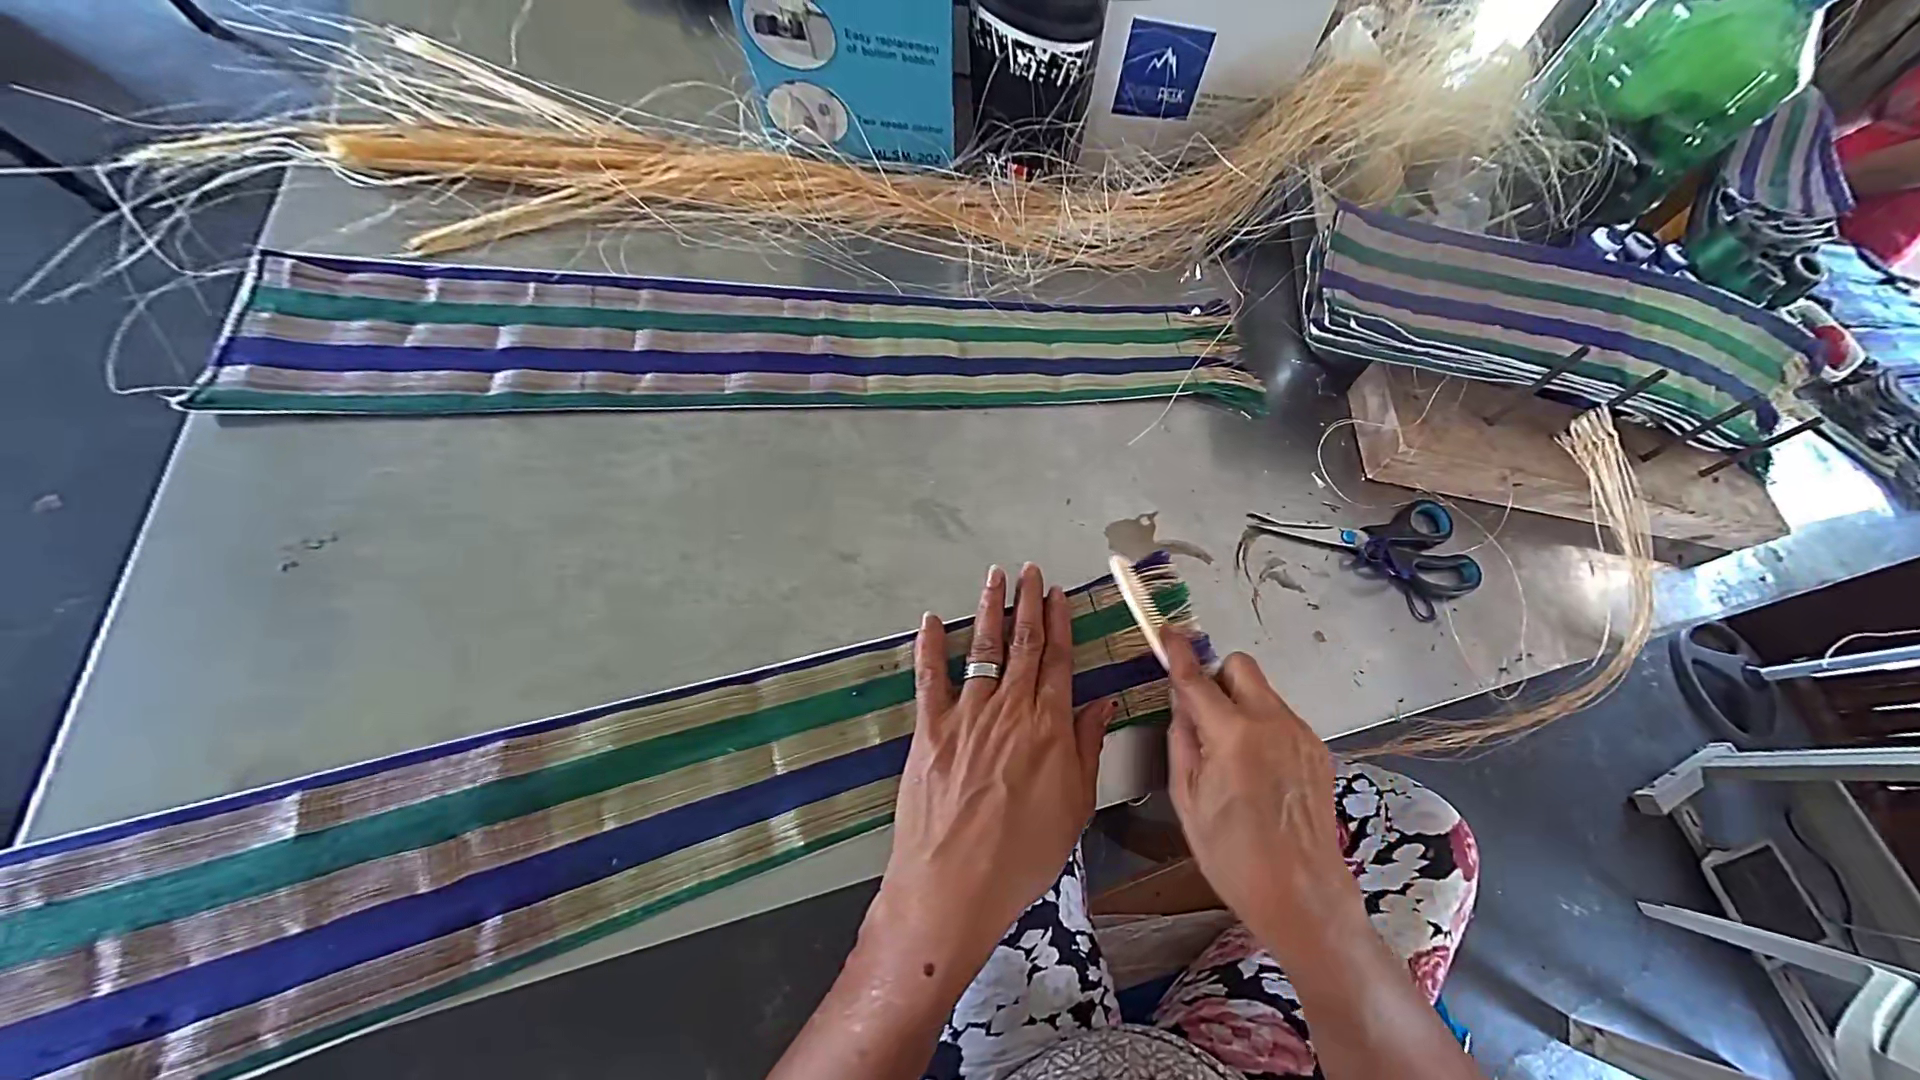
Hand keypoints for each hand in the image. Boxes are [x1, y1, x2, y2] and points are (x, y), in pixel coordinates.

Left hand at [867, 563, 1116, 977]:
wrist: (955, 883)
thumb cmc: (1023, 853)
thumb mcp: (1074, 807)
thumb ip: (1087, 748)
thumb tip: (1102, 703)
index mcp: (1049, 728)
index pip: (1058, 662)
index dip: (1059, 624)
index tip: (1058, 595)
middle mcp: (1010, 711)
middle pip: (1024, 646)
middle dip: (1028, 604)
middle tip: (1030, 571)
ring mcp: (967, 716)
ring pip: (984, 651)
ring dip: (990, 611)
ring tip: (995, 578)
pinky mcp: (930, 729)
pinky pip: (930, 678)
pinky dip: (931, 646)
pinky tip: (933, 620)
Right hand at [1163, 630, 1359, 961]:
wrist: (1303, 898)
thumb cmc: (1232, 855)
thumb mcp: (1187, 798)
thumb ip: (1181, 739)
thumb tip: (1182, 704)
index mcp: (1233, 735)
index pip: (1197, 678)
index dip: (1177, 651)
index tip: (1167, 632)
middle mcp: (1272, 723)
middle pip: (1241, 666)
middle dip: (1216, 675)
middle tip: (1202, 710)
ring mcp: (1301, 735)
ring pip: (1262, 691)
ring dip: (1238, 701)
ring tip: (1229, 750)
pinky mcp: (1317, 750)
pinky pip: (1280, 716)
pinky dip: (1260, 723)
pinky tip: (1255, 767)